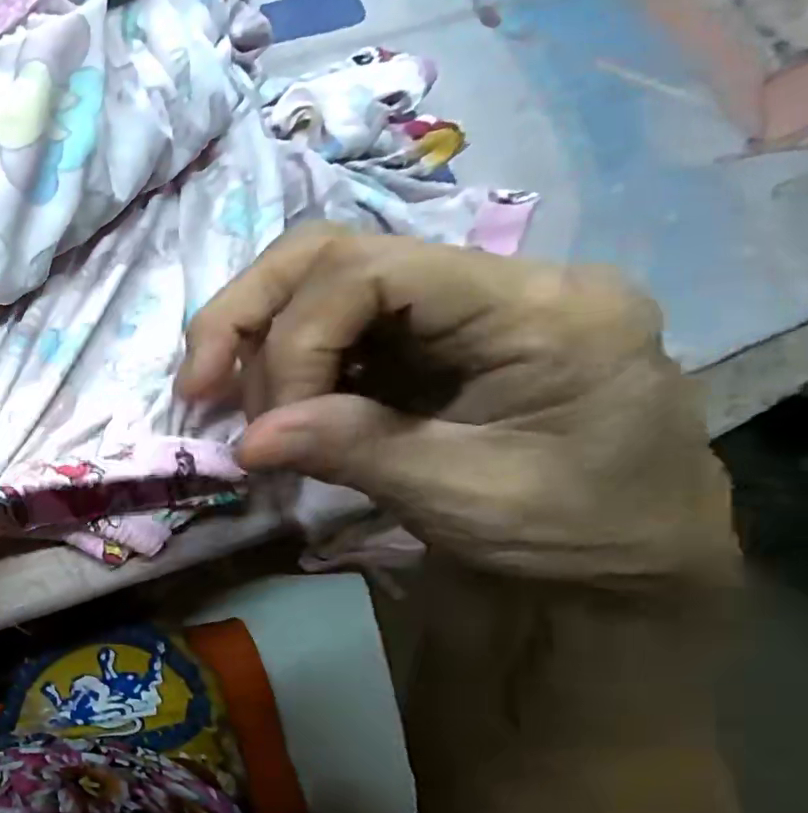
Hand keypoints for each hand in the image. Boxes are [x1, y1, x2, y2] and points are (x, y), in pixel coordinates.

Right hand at [177, 225, 737, 584]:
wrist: (615, 561)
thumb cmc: (570, 530)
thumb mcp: (464, 497)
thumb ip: (354, 451)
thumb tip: (244, 441)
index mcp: (536, 308)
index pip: (372, 271)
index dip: (295, 340)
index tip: (274, 422)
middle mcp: (489, 283)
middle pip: (328, 252)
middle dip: (245, 315)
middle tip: (198, 384)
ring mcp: (445, 307)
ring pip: (311, 276)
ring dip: (249, 336)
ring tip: (226, 403)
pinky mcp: (412, 338)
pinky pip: (319, 322)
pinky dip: (269, 360)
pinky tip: (261, 406)